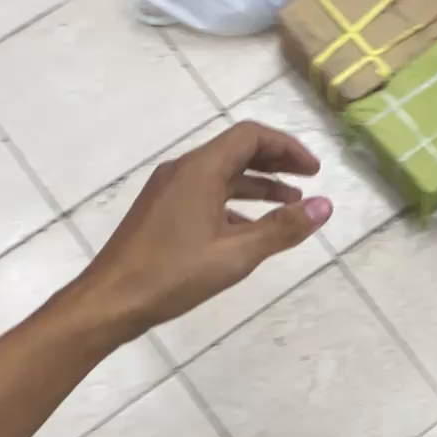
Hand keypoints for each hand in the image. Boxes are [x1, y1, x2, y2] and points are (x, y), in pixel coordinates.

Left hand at [78, 121, 329, 335]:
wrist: (111, 300)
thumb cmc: (174, 274)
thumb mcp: (236, 254)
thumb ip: (282, 228)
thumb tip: (325, 206)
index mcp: (201, 169)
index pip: (250, 136)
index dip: (287, 148)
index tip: (314, 171)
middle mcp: (184, 170)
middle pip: (236, 151)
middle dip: (276, 163)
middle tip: (307, 181)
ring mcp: (169, 191)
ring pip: (222, 175)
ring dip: (257, 185)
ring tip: (288, 205)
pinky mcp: (162, 212)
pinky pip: (206, 195)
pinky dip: (235, 204)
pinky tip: (250, 230)